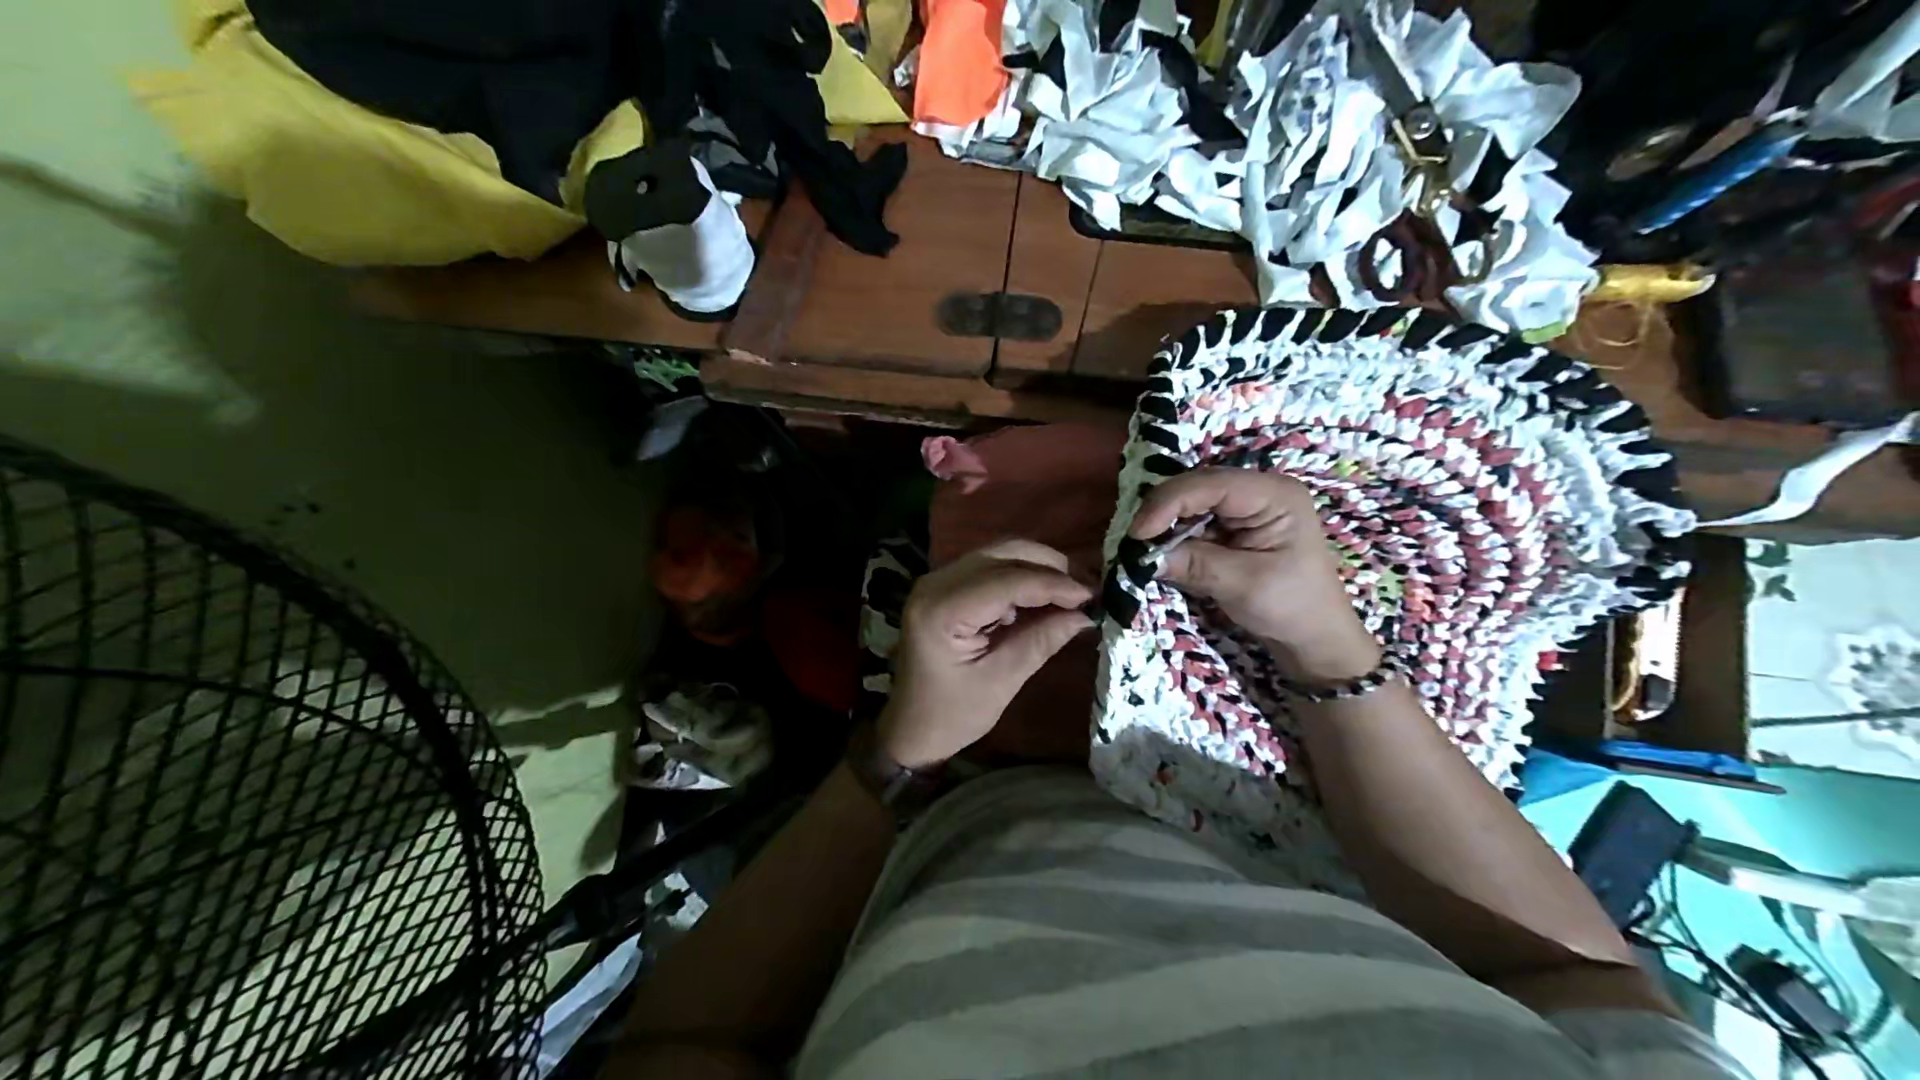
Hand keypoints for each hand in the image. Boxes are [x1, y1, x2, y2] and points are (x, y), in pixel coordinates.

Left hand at [879, 540, 1094, 767]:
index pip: (1007, 580)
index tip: (1092, 595)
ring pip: (998, 554)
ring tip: (1073, 590)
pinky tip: (1043, 598)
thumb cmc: (952, 715)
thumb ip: (1041, 641)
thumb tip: (1085, 614)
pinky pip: (990, 567)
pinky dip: (1021, 576)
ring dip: (1038, 567)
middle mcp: (935, 584)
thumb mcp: (1001, 682)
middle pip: (1002, 554)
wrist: (911, 727)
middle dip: (1049, 566)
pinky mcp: (945, 586)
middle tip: (1088, 587)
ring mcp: (937, 581)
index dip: (1053, 584)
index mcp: (941, 610)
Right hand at [1128, 469, 1380, 683]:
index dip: (1168, 503)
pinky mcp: (1231, 525)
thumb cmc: (1292, 608)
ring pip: (1189, 504)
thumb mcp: (1243, 585)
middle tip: (1135, 542)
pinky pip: (1192, 521)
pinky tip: (1160, 551)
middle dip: (1163, 512)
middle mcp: (1257, 491)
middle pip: (1195, 488)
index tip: (1138, 533)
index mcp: (1273, 495)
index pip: (1210, 484)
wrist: (1313, 637)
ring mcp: (1244, 507)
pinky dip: (1173, 536)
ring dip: (1165, 525)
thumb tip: (1145, 555)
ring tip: (1144, 548)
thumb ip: (1195, 564)